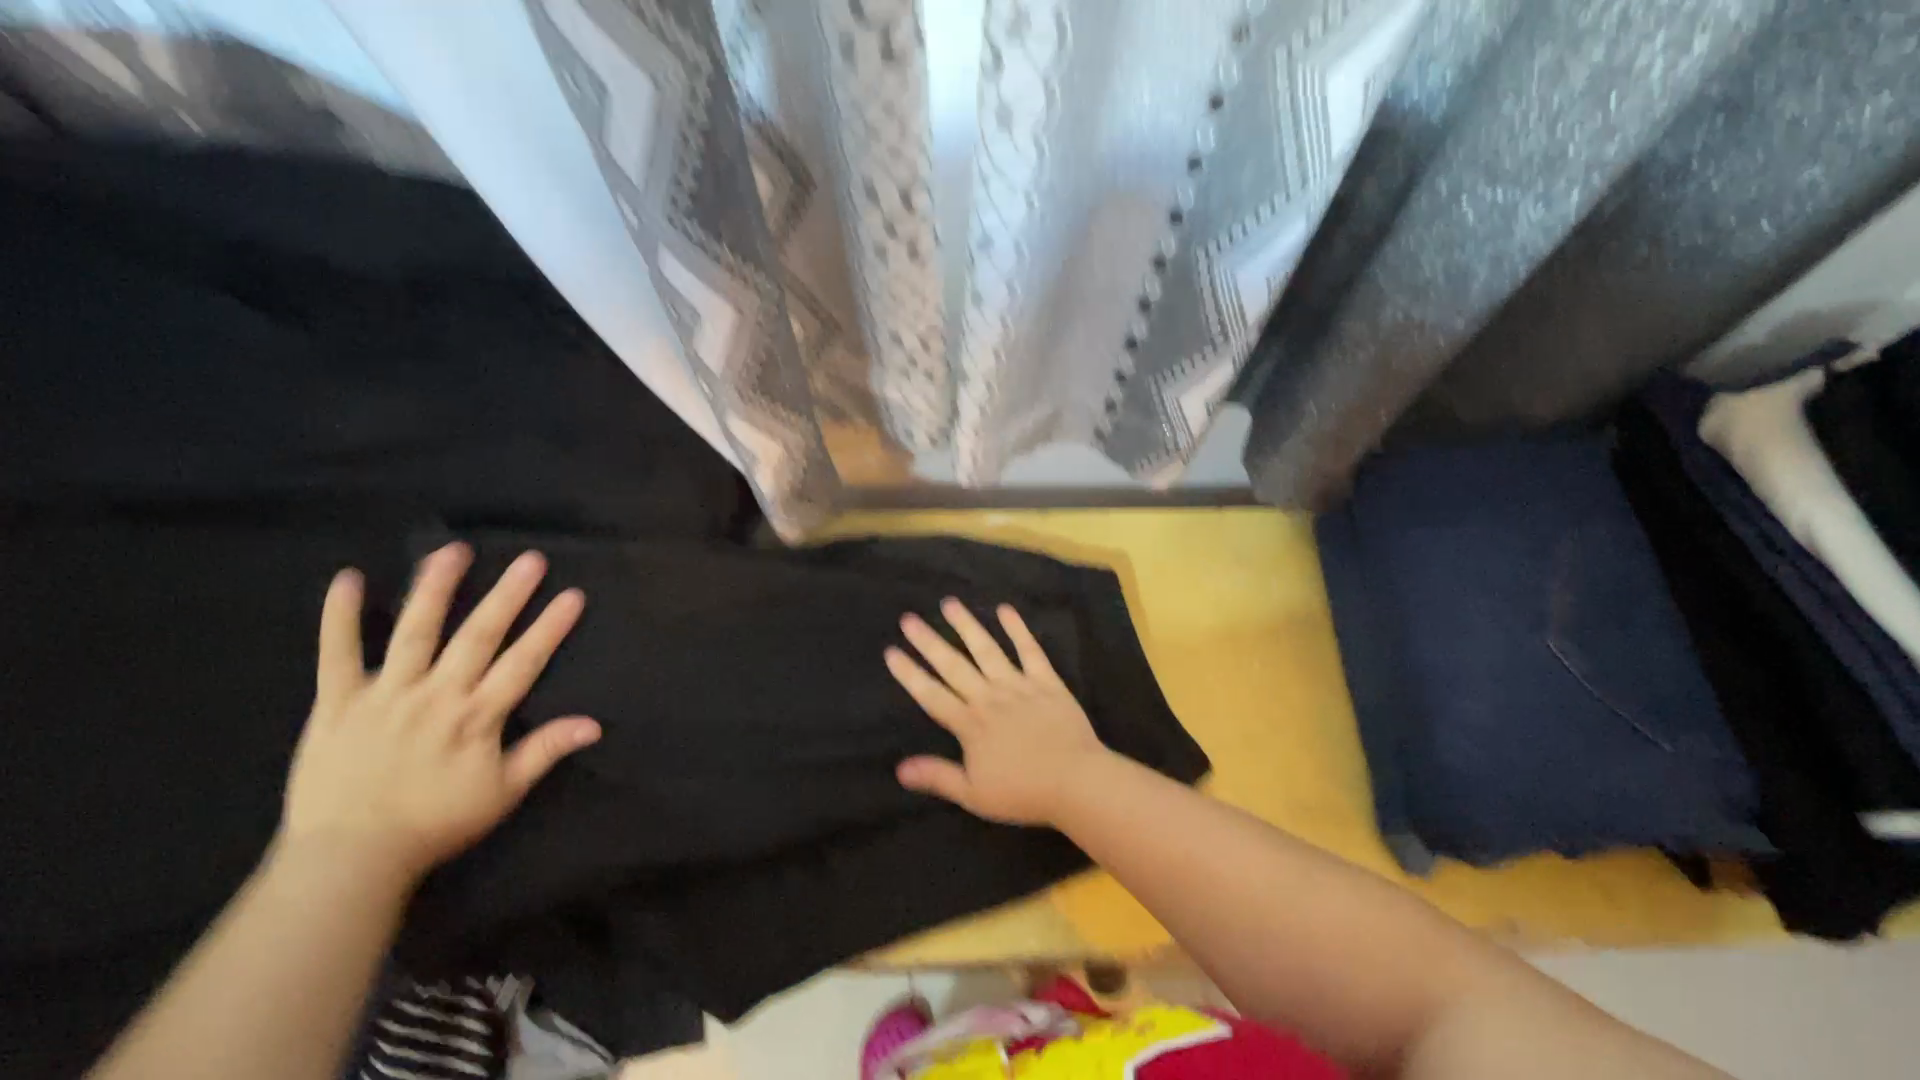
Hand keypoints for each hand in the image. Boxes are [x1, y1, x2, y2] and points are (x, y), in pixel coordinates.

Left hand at [280, 543, 600, 883]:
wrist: (350, 856)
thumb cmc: (435, 825)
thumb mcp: (502, 794)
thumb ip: (544, 752)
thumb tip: (593, 724)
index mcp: (476, 717)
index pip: (523, 663)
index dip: (549, 628)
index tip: (572, 595)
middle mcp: (436, 695)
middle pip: (478, 636)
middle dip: (507, 596)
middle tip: (529, 559)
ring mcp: (386, 693)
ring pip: (415, 631)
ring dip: (436, 588)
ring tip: (454, 551)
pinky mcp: (338, 702)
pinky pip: (337, 653)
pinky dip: (341, 616)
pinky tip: (349, 579)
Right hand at [885, 598, 1112, 825]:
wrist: (1076, 781)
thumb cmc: (1023, 792)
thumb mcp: (974, 794)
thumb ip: (938, 776)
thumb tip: (899, 768)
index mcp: (970, 725)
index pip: (932, 695)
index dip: (910, 674)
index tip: (891, 651)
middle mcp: (989, 698)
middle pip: (954, 665)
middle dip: (929, 642)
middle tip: (909, 619)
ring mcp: (1019, 686)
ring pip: (987, 650)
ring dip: (967, 626)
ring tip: (950, 603)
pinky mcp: (1047, 682)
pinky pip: (1030, 651)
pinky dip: (1017, 630)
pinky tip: (1005, 610)